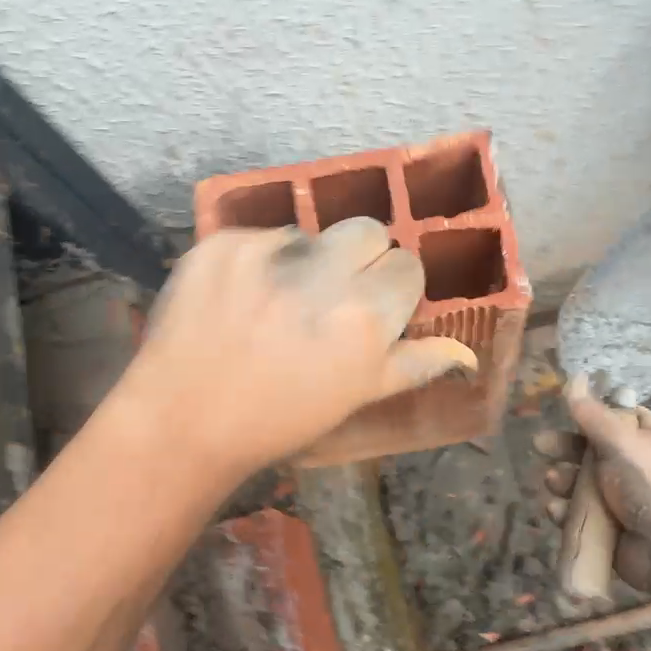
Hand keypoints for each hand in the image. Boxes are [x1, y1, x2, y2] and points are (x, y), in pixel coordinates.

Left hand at [109, 218, 477, 478]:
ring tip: (278, 305)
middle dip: (360, 258)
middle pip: (367, 230)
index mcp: (367, 315)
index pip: (407, 266)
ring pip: (311, 234)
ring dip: (306, 260)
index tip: (370, 313)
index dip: (392, 289)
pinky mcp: (222, 243)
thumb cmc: (279, 420)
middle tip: (331, 298)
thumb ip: (414, 364)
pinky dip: (259, 261)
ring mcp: (267, 252)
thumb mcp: (356, 398)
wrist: (185, 420)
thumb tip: (464, 352)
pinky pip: (260, 237)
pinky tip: (241, 301)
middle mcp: (323, 273)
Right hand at [536, 376, 650, 596]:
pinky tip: (556, 512)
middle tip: (541, 445)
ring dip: (563, 481)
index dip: (589, 413)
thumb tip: (574, 378)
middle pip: (592, 450)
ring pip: (581, 484)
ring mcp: (623, 500)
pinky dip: (566, 513)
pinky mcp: (610, 530)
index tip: (563, 411)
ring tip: (553, 483)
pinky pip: (580, 516)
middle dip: (566, 448)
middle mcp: (637, 466)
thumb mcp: (625, 443)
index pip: (617, 417)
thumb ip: (594, 415)